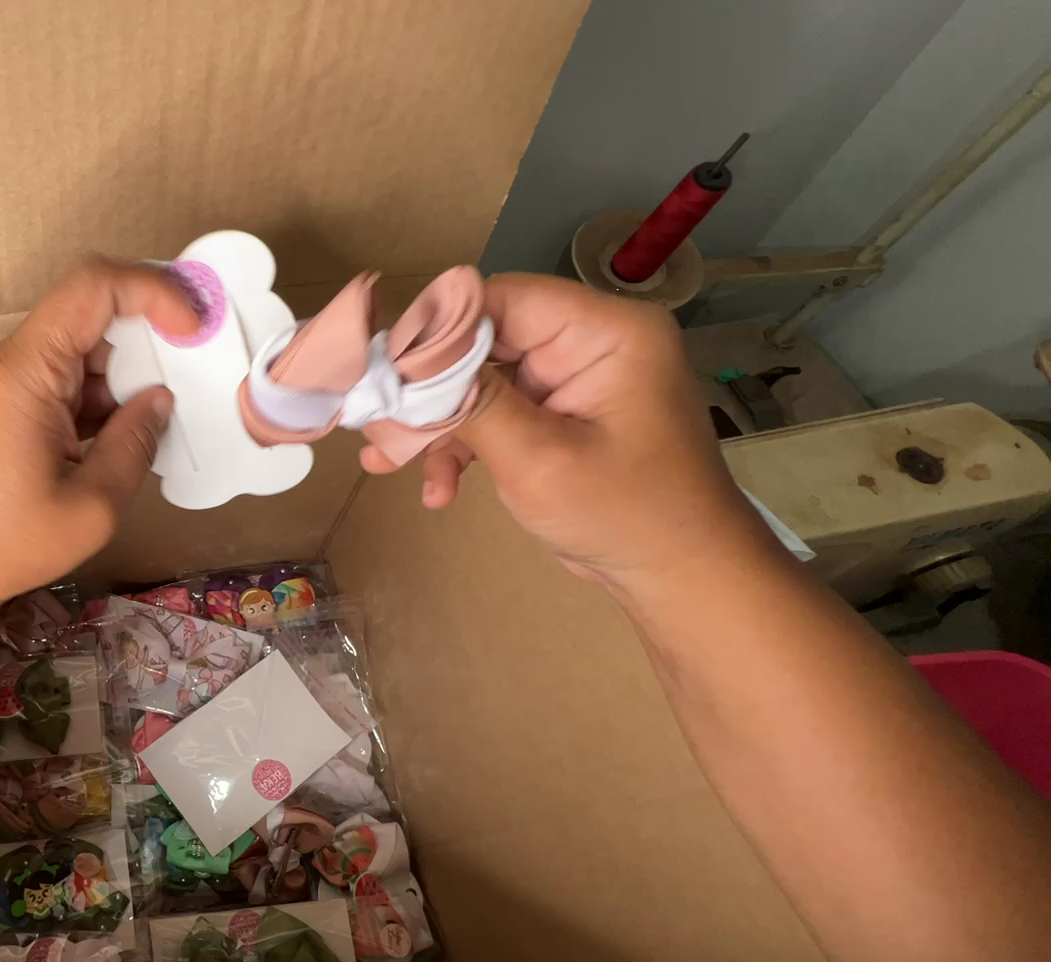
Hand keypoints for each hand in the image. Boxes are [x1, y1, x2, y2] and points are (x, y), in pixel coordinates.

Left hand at [0, 257, 198, 625]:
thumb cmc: (2, 544)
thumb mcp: (91, 505)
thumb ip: (135, 444)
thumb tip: (160, 400)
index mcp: (26, 370)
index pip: (93, 285)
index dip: (153, 290)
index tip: (194, 327)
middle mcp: (11, 364)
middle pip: (90, 318)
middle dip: (147, 342)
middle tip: (194, 381)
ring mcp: (4, 388)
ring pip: (80, 356)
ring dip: (124, 380)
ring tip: (162, 423)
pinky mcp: (3, 412)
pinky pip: (62, 387)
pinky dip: (99, 404)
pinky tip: (125, 439)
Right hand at [392, 273, 776, 589]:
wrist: (673, 574)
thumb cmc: (623, 513)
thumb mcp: (539, 459)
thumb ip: (474, 404)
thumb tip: (406, 367)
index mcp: (602, 333)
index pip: (502, 299)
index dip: (437, 329)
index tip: (384, 370)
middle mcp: (583, 345)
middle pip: (482, 342)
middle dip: (427, 388)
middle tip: (377, 419)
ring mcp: (566, 383)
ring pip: (476, 384)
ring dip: (435, 428)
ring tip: (386, 463)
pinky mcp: (551, 417)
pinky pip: (491, 416)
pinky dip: (459, 449)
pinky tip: (437, 490)